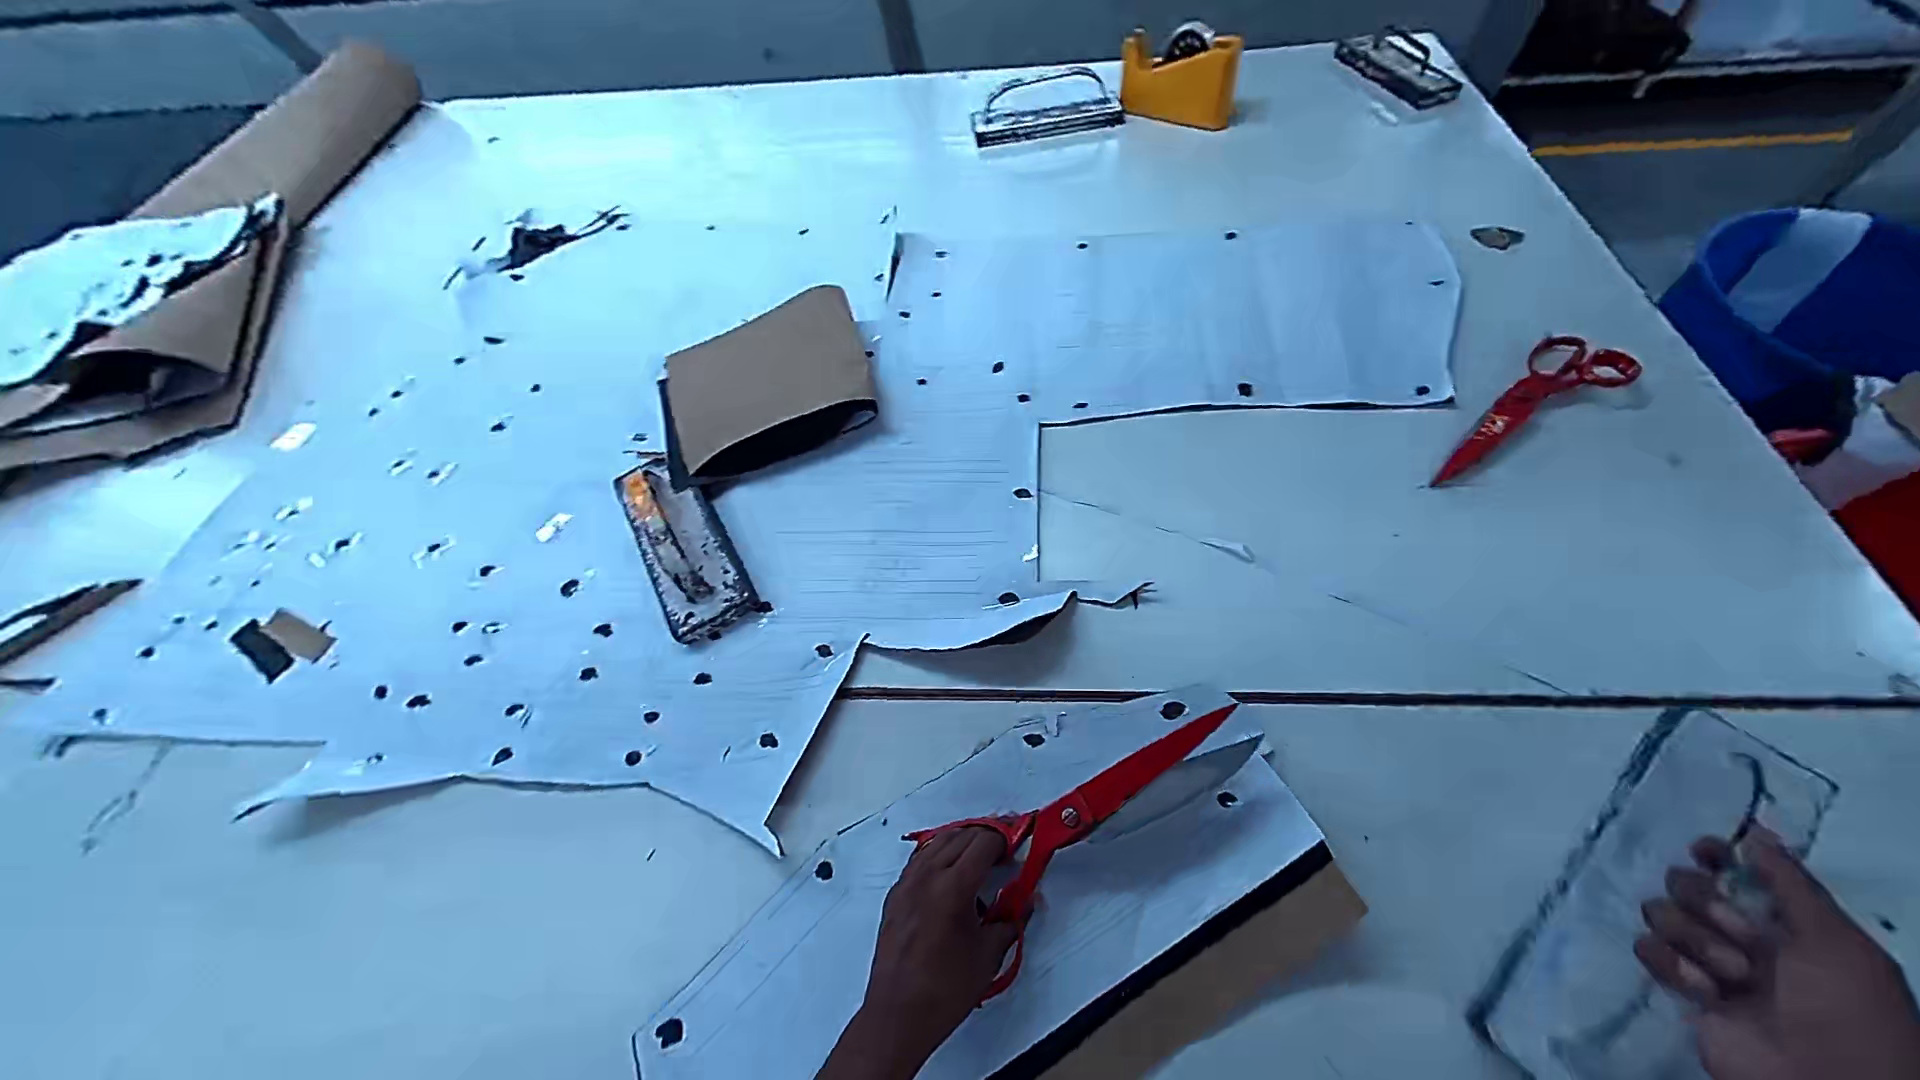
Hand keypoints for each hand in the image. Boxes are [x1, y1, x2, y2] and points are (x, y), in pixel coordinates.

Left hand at [817, 827, 1020, 1079]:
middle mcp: (928, 875)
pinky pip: (921, 858)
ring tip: (981, 856)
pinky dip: (940, 853)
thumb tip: (1025, 902)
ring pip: (939, 841)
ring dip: (963, 841)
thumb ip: (1010, 920)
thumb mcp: (988, 956)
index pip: (984, 842)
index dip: (1006, 838)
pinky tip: (951, 871)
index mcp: (953, 886)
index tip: (1019, 841)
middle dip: (988, 836)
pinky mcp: (896, 893)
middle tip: (1006, 849)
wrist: (897, 1016)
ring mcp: (908, 882)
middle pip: (963, 835)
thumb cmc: (943, 991)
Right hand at [1636, 830, 1919, 1079]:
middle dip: (1703, 902)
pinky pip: (1647, 948)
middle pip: (1683, 883)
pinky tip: (1705, 991)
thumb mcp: (1841, 945)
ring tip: (1731, 976)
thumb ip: (1794, 885)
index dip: (1712, 853)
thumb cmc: (1848, 1011)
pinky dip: (1672, 964)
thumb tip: (1755, 830)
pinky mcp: (1678, 982)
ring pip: (1660, 913)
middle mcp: (1738, 932)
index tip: (1708, 853)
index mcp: (1779, 920)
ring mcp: (1705, 958)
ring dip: (1693, 939)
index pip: (1728, 866)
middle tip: (1738, 933)